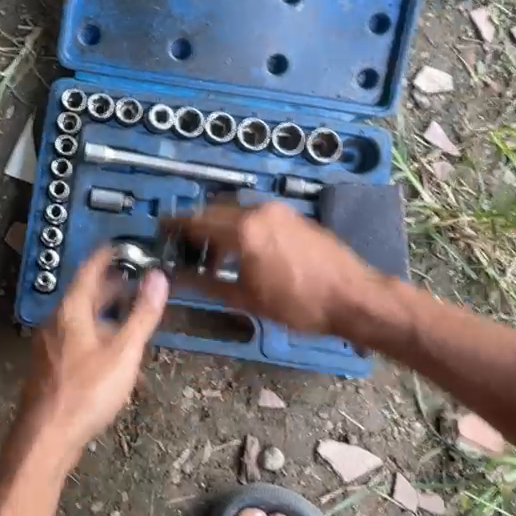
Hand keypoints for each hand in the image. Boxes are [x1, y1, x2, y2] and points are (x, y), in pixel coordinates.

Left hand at [23, 248, 168, 455]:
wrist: (46, 437)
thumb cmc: (86, 392)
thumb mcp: (123, 352)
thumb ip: (142, 314)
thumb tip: (158, 277)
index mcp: (71, 310)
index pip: (90, 269)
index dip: (109, 255)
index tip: (126, 246)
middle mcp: (55, 322)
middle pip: (85, 293)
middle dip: (112, 286)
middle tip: (136, 280)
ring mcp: (50, 345)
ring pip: (81, 317)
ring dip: (106, 311)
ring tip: (130, 314)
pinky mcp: (51, 366)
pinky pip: (76, 338)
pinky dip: (97, 333)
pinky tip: (113, 351)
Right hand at [172, 200, 377, 337]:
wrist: (355, 297)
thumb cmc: (299, 304)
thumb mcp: (247, 299)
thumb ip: (208, 284)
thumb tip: (177, 279)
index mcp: (244, 230)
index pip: (197, 221)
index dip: (176, 225)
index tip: (160, 230)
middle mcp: (259, 211)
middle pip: (215, 211)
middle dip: (197, 227)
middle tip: (184, 247)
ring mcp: (280, 211)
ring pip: (237, 211)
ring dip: (220, 227)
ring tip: (213, 255)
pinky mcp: (295, 217)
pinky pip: (256, 215)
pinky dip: (241, 227)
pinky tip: (242, 252)